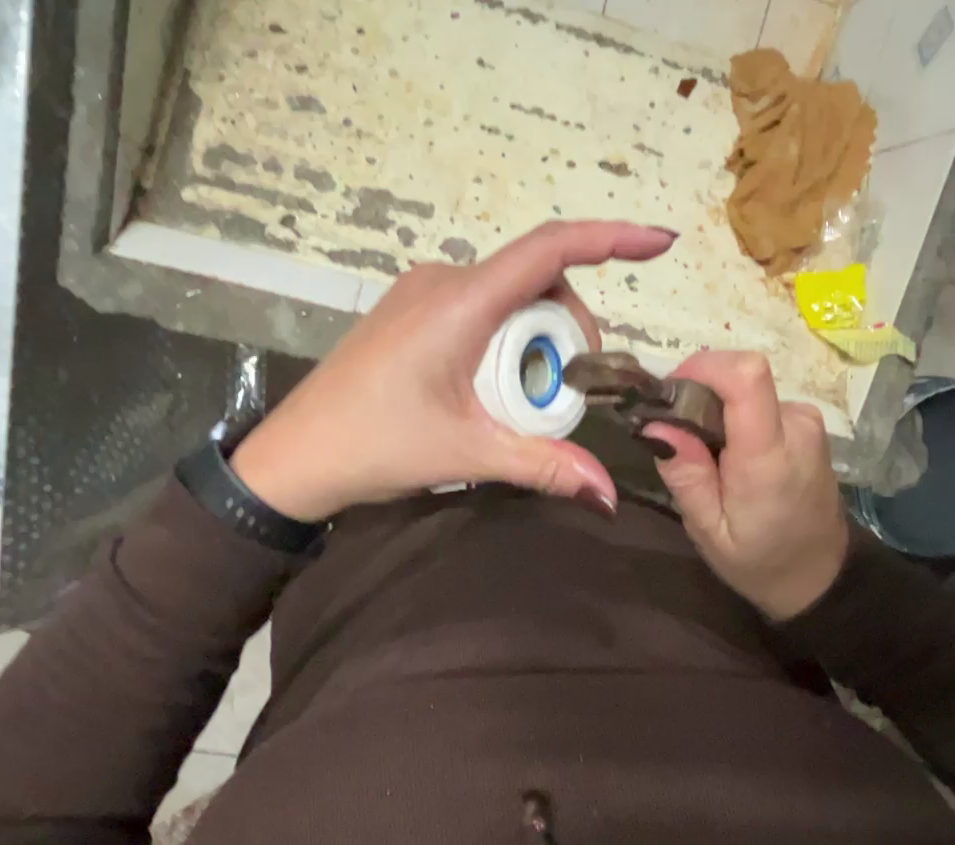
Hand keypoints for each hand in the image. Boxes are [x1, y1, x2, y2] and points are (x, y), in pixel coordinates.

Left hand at [228, 221, 678, 520]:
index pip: (549, 250)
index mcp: (461, 303)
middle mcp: (443, 281)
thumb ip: (544, 465)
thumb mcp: (469, 453)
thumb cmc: (375, 446)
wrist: (296, 456)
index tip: (658, 243)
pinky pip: (478, 307)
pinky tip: (493, 385)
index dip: (610, 239)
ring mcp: (421, 292)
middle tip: (568, 392)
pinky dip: (504, 338)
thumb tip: (610, 493)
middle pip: (536, 280)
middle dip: (568, 330)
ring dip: (535, 338)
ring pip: (508, 295)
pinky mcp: (409, 311)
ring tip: (525, 399)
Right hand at [645, 351, 850, 619]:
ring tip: (706, 460)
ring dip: (716, 413)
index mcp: (769, 455)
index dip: (703, 368)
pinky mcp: (807, 423)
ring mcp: (807, 421)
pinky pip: (760, 402)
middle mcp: (796, 425)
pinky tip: (730, 459)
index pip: (746, 375)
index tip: (670, 394)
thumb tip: (656, 425)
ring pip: (746, 390)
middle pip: (740, 377)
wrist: (819, 575)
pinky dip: (735, 420)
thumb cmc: (758, 560)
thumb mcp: (709, 530)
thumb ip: (686, 475)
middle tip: (680, 443)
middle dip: (700, 398)